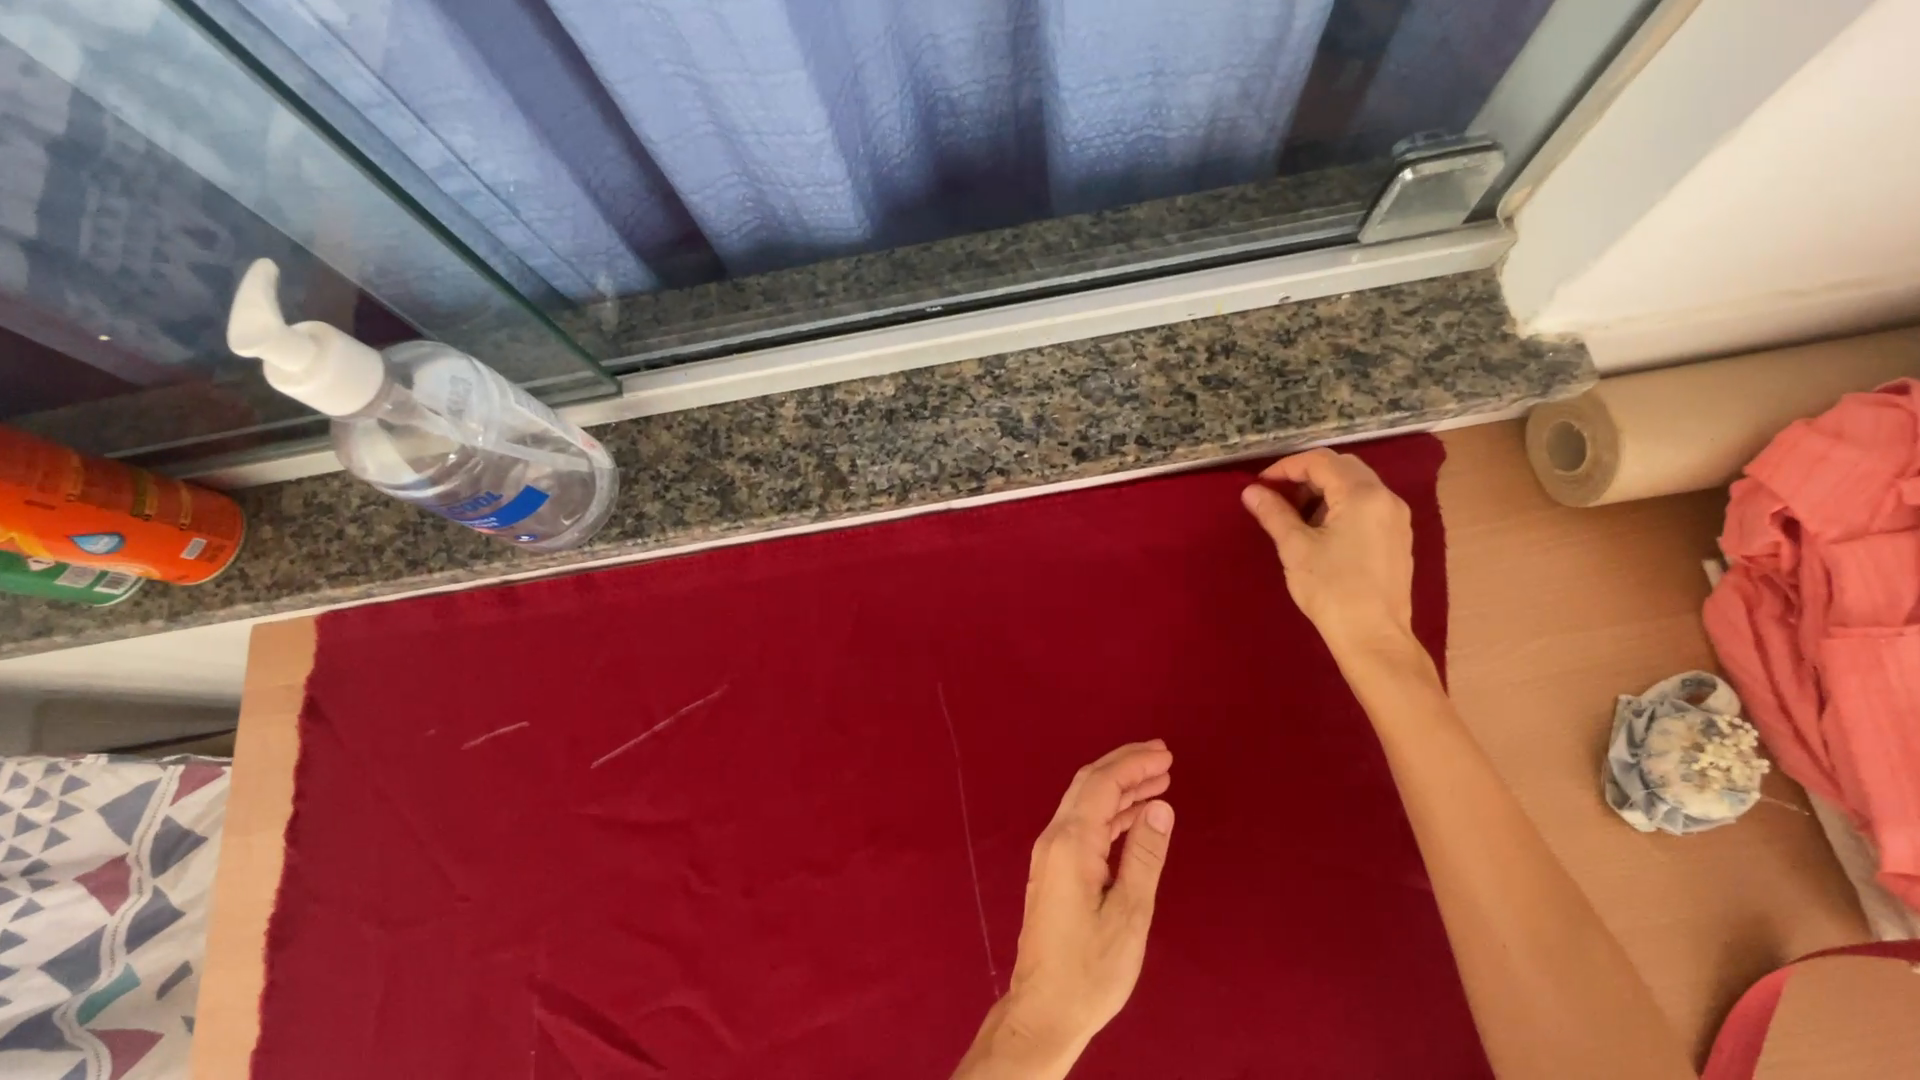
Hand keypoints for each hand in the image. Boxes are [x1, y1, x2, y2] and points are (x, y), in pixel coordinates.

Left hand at [952, 742, 1174, 1079]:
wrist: (1043, 1011)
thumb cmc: (1090, 969)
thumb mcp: (1129, 914)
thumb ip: (1144, 856)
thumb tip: (1159, 807)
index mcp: (1070, 844)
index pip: (1102, 785)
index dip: (1133, 764)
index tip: (1166, 755)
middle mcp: (1054, 840)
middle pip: (1088, 784)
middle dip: (1125, 765)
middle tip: (1163, 756)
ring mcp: (1050, 856)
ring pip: (1085, 804)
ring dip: (1120, 789)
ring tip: (1158, 782)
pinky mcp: (1053, 872)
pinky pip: (1083, 826)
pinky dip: (1111, 814)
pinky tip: (1135, 818)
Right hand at [1240, 448, 1415, 655]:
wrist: (1372, 635)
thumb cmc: (1331, 589)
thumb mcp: (1295, 548)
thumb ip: (1274, 513)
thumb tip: (1251, 492)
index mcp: (1362, 495)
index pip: (1321, 461)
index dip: (1286, 467)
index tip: (1261, 486)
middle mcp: (1386, 498)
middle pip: (1342, 467)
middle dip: (1306, 475)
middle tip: (1278, 496)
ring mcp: (1397, 518)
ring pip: (1357, 485)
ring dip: (1324, 491)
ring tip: (1296, 517)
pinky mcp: (1398, 537)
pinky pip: (1368, 505)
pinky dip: (1341, 506)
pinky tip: (1322, 532)